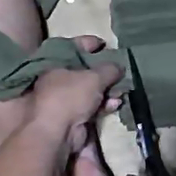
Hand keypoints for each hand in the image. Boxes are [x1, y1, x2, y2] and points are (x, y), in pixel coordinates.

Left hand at [25, 36, 124, 152]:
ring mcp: (65, 99)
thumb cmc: (70, 95)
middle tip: (120, 70)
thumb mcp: (94, 77)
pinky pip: (92, 106)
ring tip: (121, 89)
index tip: (105, 44)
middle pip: (84, 70)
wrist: (57, 132)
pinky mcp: (73, 116)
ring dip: (107, 90)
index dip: (90, 43)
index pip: (74, 46)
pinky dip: (103, 104)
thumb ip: (109, 69)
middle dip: (104, 71)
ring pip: (90, 90)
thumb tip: (119, 66)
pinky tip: (115, 104)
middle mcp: (58, 79)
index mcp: (55, 63)